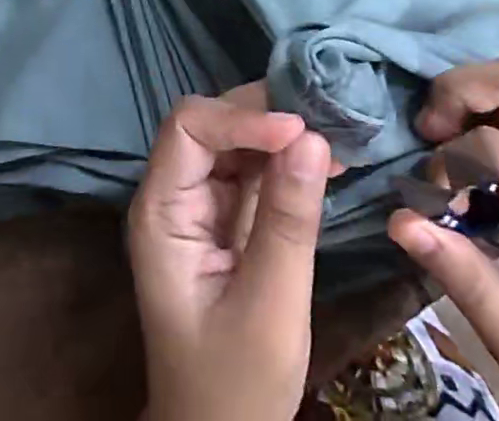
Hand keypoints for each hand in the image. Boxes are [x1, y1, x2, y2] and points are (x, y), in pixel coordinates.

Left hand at [128, 95, 333, 420]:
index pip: (188, 129)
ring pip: (236, 140)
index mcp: (162, 213)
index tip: (299, 130)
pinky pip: (255, 169)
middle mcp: (174, 196)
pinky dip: (290, 160)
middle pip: (211, 124)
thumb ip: (288, 221)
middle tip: (328, 121)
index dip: (240, 118)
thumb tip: (314, 138)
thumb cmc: (235, 383)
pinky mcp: (227, 216)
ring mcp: (200, 204)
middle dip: (266, 116)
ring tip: (337, 139)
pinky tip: (326, 164)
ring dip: (284, 133)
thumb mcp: (270, 306)